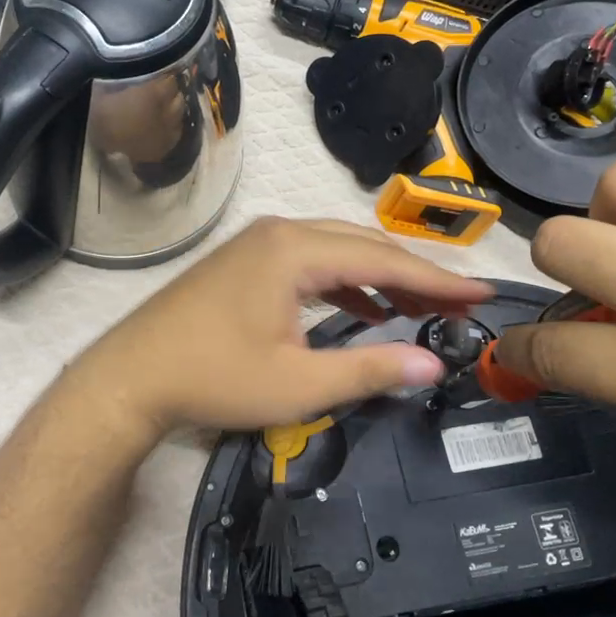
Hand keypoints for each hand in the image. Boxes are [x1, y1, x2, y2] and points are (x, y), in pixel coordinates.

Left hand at [61, 218, 492, 440]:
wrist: (132, 376)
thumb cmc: (213, 378)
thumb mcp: (299, 384)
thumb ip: (370, 369)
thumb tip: (433, 365)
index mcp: (294, 250)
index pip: (384, 259)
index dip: (438, 280)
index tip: (482, 293)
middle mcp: (278, 232)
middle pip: (362, 245)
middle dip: (413, 274)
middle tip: (457, 305)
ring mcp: (256, 243)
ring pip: (335, 249)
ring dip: (378, 275)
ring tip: (419, 307)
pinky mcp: (243, 261)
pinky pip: (308, 261)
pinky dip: (342, 281)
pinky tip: (363, 307)